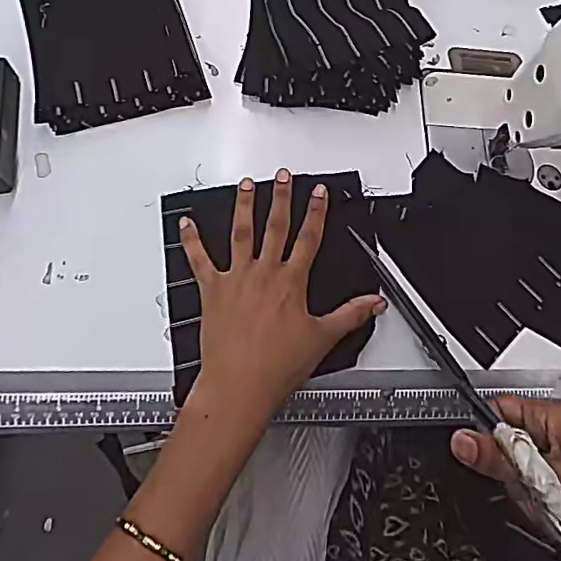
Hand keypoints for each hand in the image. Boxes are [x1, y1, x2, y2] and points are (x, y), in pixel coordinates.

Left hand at [176, 170, 384, 423]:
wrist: (240, 384)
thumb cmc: (276, 365)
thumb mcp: (323, 338)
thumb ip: (351, 315)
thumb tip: (373, 303)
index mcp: (291, 283)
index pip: (309, 238)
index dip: (316, 212)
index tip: (318, 193)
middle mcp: (263, 274)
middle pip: (275, 226)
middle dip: (281, 197)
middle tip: (282, 176)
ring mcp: (236, 279)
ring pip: (240, 233)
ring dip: (243, 206)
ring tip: (246, 185)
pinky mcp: (212, 290)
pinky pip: (199, 260)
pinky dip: (191, 241)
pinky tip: (186, 224)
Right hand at [450, 396, 560, 560]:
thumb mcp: (548, 482)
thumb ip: (499, 460)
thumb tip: (462, 440)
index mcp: (553, 416)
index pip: (495, 410)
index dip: (483, 435)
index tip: (479, 458)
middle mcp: (559, 432)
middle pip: (506, 447)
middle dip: (513, 477)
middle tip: (534, 491)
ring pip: (522, 474)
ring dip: (531, 497)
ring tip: (556, 509)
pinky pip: (540, 492)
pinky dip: (546, 508)